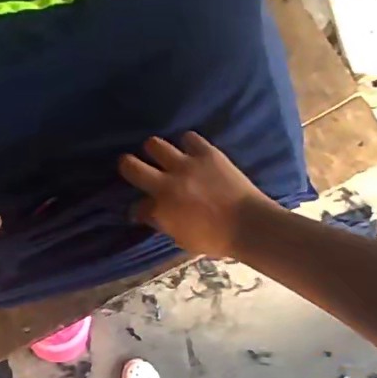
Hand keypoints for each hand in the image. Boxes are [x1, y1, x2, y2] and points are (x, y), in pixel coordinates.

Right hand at [118, 133, 278, 257]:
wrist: (249, 224)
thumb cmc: (216, 239)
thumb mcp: (182, 239)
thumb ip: (164, 223)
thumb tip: (152, 214)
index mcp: (160, 207)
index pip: (136, 205)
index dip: (135, 209)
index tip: (140, 210)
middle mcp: (167, 182)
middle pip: (131, 165)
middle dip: (127, 166)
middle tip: (133, 167)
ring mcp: (187, 164)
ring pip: (155, 144)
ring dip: (154, 150)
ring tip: (161, 155)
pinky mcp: (207, 153)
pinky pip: (188, 138)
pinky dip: (185, 144)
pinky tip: (189, 150)